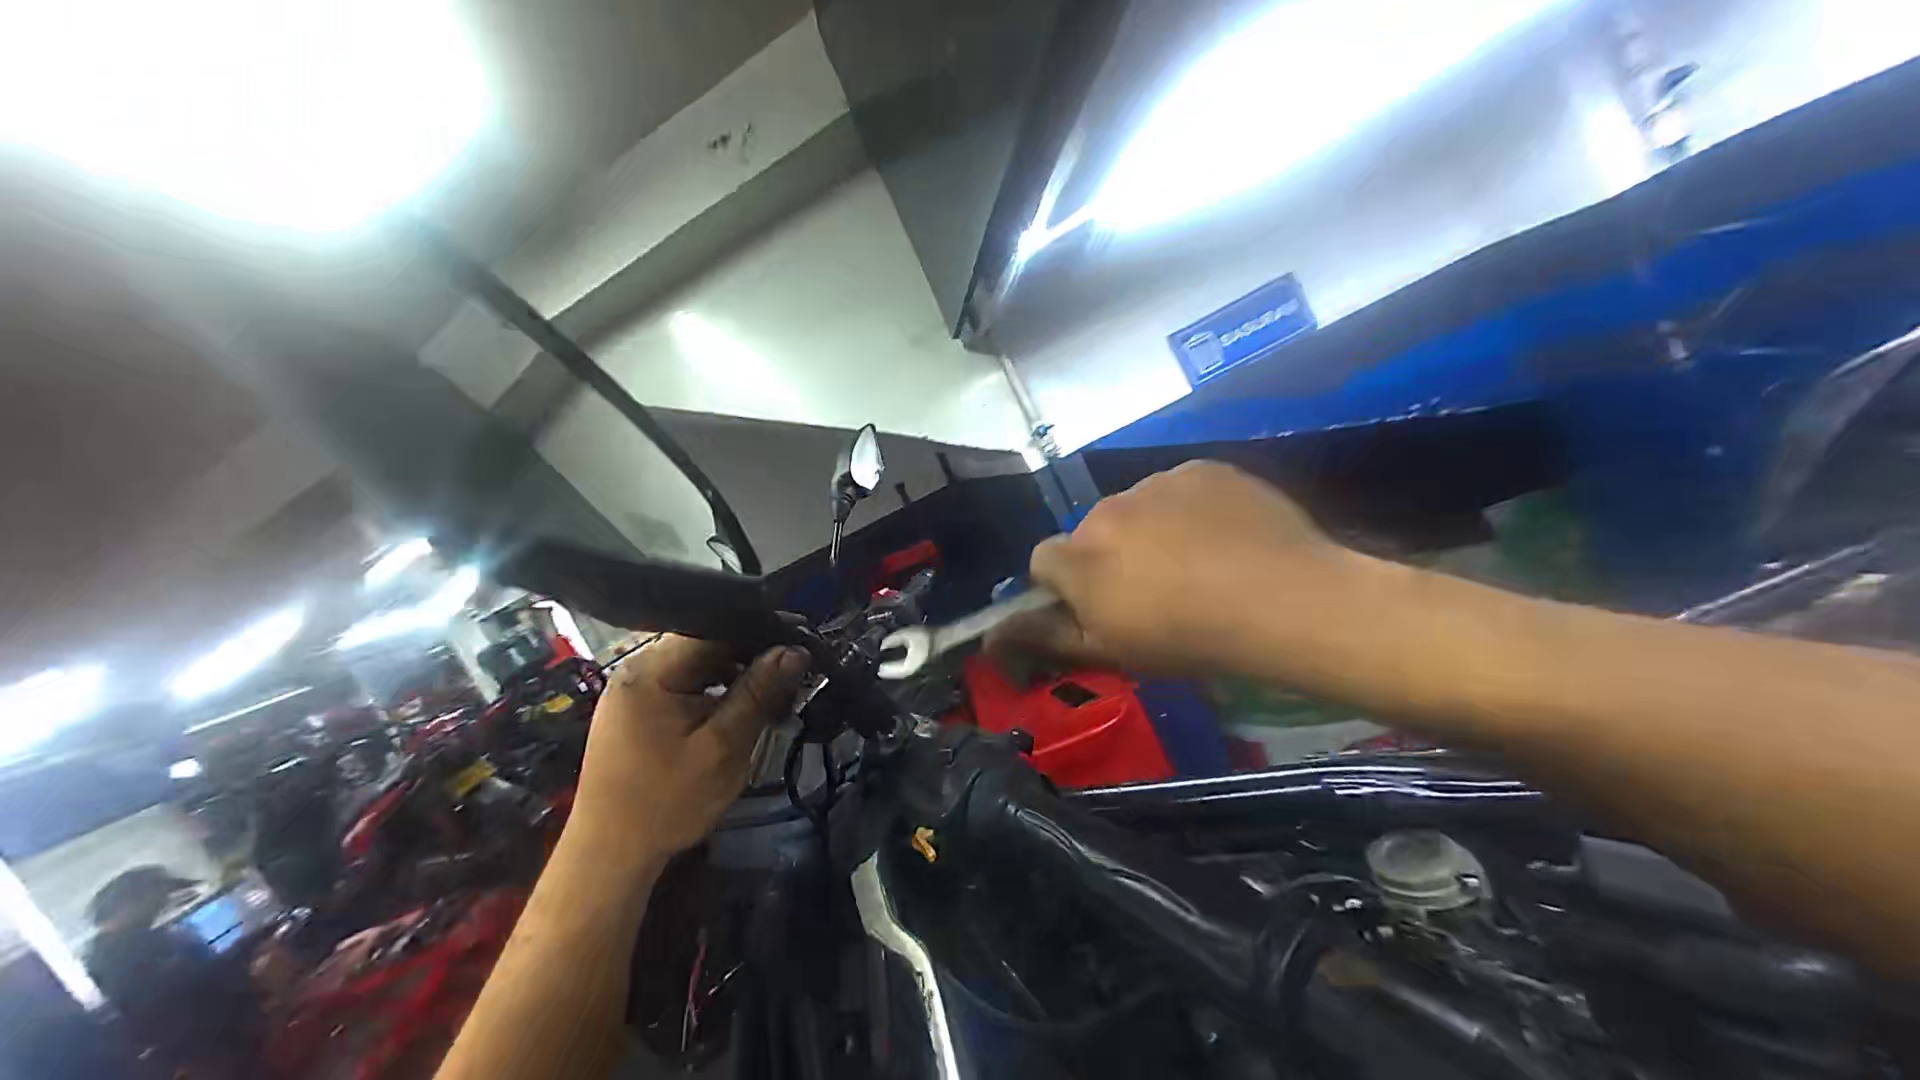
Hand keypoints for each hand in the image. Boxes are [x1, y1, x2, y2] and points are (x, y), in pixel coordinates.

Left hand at [572, 635, 809, 860]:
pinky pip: (686, 687)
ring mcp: (635, 692)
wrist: (610, 858)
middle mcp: (637, 671)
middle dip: (751, 656)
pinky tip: (742, 710)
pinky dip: (716, 694)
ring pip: (699, 667)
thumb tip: (795, 651)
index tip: (799, 640)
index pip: (713, 628)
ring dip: (736, 677)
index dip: (759, 630)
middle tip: (794, 673)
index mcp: (650, 672)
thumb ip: (758, 694)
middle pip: (706, 645)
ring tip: (774, 694)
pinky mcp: (639, 712)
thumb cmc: (665, 804)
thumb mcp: (722, 747)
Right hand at [991, 461, 1364, 677]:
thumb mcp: (1110, 652)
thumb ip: (1044, 639)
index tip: (1101, 608)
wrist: (1286, 602)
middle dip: (1110, 558)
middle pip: (1092, 534)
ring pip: (1136, 509)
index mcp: (1078, 557)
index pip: (1043, 561)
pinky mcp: (1201, 468)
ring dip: (1150, 532)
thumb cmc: (1189, 641)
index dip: (1066, 587)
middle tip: (1157, 593)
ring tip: (1199, 565)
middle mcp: (1106, 509)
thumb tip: (988, 639)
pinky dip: (1190, 510)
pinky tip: (1224, 538)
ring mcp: (1156, 482)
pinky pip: (1179, 489)